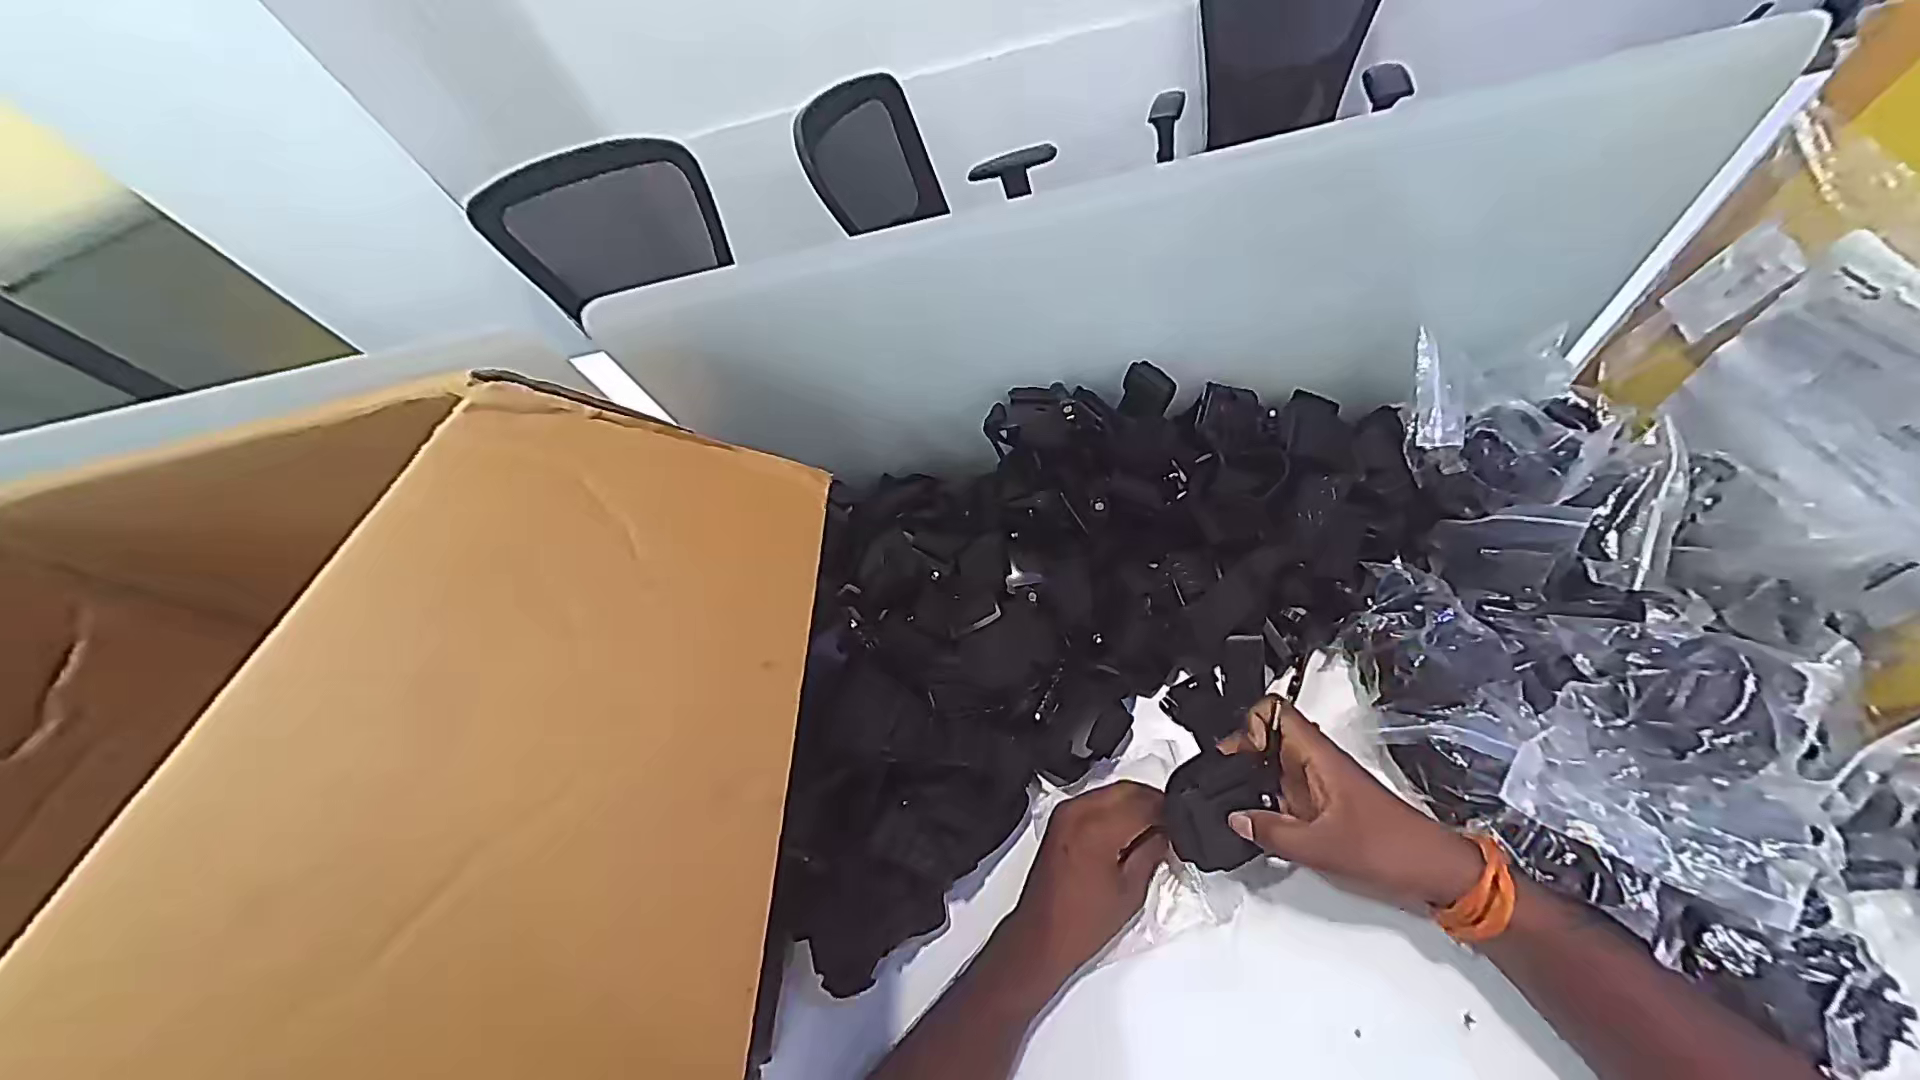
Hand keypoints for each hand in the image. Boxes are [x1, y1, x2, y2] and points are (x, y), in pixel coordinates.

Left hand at [1001, 781, 1167, 984]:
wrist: (1042, 933)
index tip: (1181, 823)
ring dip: (1134, 803)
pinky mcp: (1059, 818)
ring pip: (1111, 790)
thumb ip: (1152, 852)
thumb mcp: (1131, 891)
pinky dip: (1115, 807)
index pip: (1144, 802)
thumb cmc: (1082, 923)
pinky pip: (1095, 799)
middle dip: (1153, 802)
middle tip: (1171, 824)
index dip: (1169, 811)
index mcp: (1098, 828)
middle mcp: (1078, 812)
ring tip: (1153, 829)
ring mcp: (1066, 812)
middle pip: (1127, 789)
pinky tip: (1128, 829)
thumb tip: (1166, 833)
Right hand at [1226, 697, 1483, 910]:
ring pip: (1274, 763)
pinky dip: (1268, 801)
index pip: (1275, 711)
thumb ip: (1272, 833)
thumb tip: (1237, 819)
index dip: (1249, 723)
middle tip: (1227, 779)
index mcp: (1319, 756)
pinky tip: (1261, 823)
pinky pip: (1285, 790)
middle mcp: (1318, 761)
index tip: (1237, 753)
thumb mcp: (1321, 847)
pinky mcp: (1324, 803)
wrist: (1438, 873)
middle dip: (1243, 753)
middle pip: (1267, 736)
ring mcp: (1320, 781)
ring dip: (1253, 779)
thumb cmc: (1394, 849)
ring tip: (1239, 804)